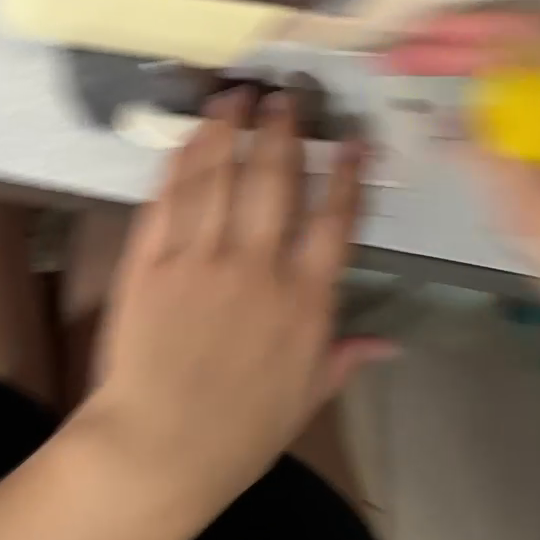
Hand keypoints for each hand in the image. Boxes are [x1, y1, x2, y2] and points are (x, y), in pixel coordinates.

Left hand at [72, 89, 393, 539]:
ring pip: (217, 178)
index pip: (334, 222)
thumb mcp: (304, 399)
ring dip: (226, 130)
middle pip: (273, 182)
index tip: (352, 141)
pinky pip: (167, 200)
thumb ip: (343, 357)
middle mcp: (255, 268)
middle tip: (283, 96)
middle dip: (281, 132)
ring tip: (234, 96)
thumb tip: (389, 340)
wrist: (158, 443)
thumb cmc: (237, 431)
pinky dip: (178, 163)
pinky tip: (187, 138)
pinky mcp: (150, 260)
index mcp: (305, 303)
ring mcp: (198, 259)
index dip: (345, 176)